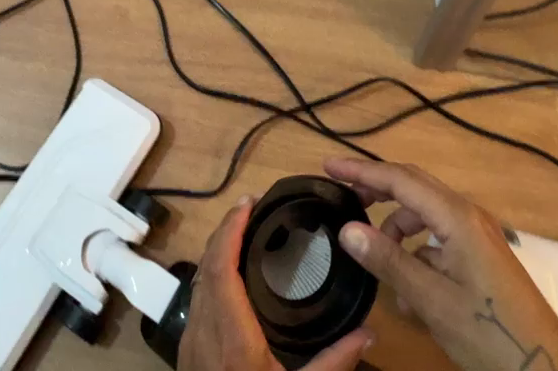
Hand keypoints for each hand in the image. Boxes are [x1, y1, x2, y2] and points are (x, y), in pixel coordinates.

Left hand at [180, 194, 374, 370]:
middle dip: (225, 230)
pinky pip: (196, 299)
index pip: (222, 267)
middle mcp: (204, 331)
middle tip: (251, 208)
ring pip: (198, 281)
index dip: (231, 229)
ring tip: (242, 232)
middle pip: (207, 266)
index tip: (248, 203)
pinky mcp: (188, 351)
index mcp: (232, 336)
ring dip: (217, 250)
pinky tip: (229, 275)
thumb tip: (369, 332)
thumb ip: (334, 363)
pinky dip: (212, 274)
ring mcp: (190, 341)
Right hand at [325, 158, 557, 370]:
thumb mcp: (431, 300)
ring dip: (397, 228)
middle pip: (413, 187)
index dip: (362, 171)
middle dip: (377, 188)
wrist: (545, 369)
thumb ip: (389, 261)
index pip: (399, 179)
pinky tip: (408, 290)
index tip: (329, 166)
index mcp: (456, 217)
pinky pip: (440, 239)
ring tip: (376, 259)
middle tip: (343, 195)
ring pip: (426, 215)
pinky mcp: (482, 256)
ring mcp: (478, 236)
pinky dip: (418, 252)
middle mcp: (468, 216)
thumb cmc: (488, 332)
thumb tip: (347, 229)